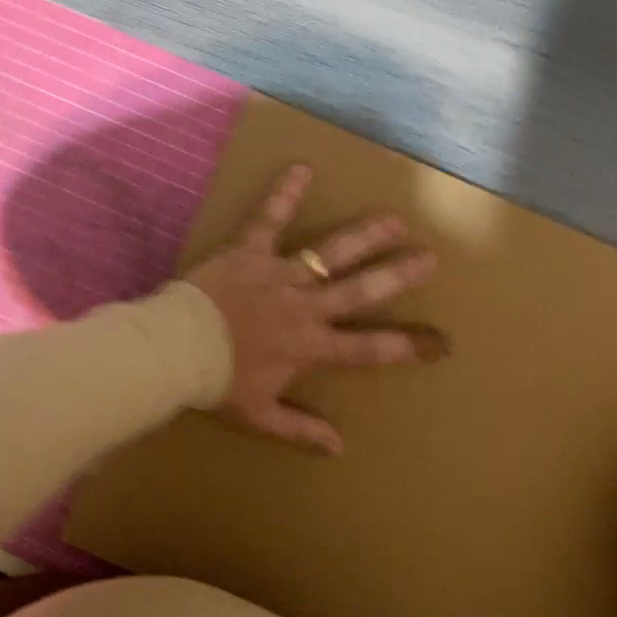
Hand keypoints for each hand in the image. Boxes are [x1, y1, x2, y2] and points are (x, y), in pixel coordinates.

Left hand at [183, 164, 443, 454]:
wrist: (175, 351)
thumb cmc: (218, 383)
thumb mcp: (259, 415)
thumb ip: (300, 429)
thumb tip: (339, 448)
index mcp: (310, 346)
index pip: (370, 348)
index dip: (408, 346)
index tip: (441, 342)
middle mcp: (305, 307)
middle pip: (360, 290)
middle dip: (398, 276)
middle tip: (431, 259)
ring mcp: (280, 275)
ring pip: (330, 252)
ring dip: (364, 235)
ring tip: (395, 219)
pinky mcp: (250, 251)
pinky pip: (269, 219)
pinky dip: (284, 194)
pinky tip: (302, 167)